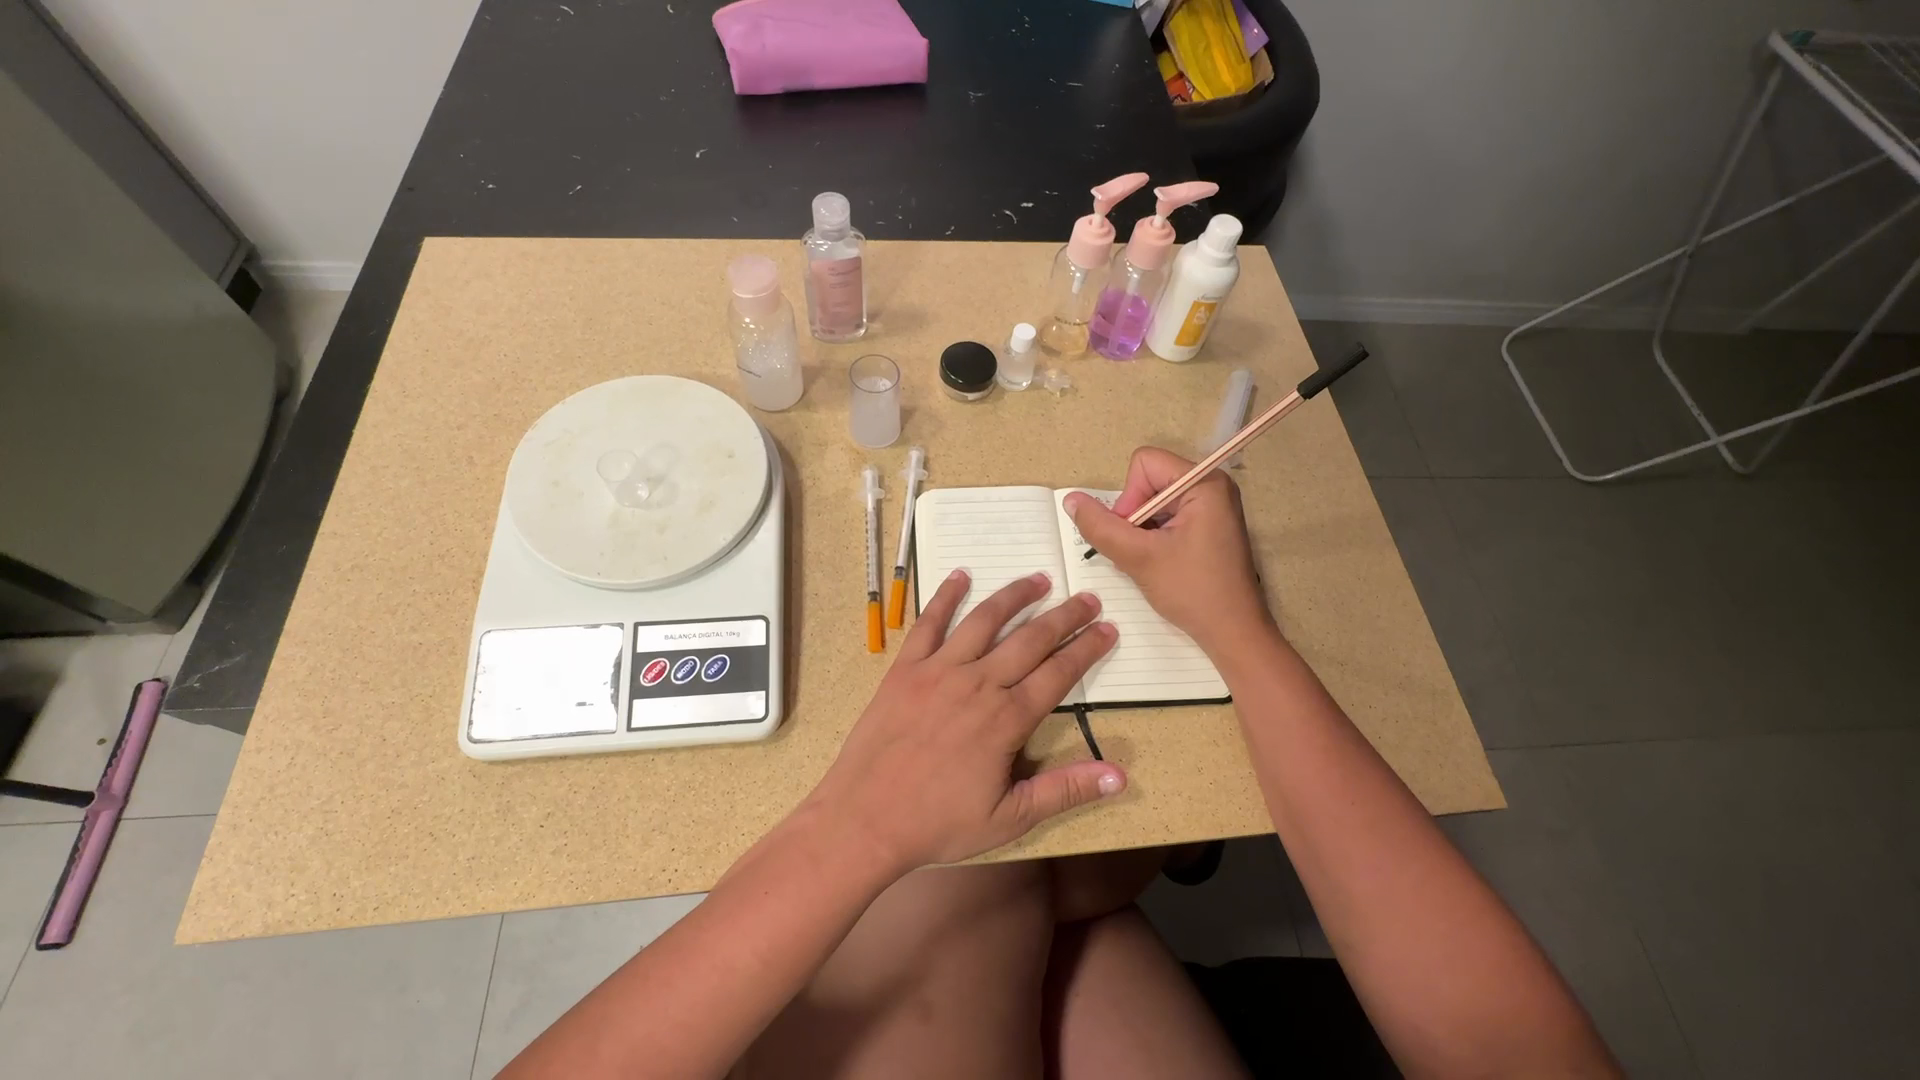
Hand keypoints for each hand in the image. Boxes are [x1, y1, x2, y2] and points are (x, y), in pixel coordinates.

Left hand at [806, 570, 1124, 874]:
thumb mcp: (1010, 818)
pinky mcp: (905, 670)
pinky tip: (961, 576)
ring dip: (1015, 596)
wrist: (864, 819)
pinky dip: (946, 597)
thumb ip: (1065, 790)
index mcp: (1006, 719)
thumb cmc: (938, 824)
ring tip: (1038, 579)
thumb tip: (1120, 776)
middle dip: (1064, 616)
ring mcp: (938, 671)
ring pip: (984, 622)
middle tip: (1088, 598)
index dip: (1087, 649)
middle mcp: (977, 684)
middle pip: (1030, 639)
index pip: (1059, 673)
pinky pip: (928, 624)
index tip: (1108, 629)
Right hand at [1065, 446, 1271, 652]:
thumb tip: (1071, 500)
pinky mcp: (1209, 526)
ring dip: (1141, 531)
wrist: (1233, 632)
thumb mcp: (1138, 558)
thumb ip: (1100, 527)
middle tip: (1139, 551)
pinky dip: (1153, 538)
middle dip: (1134, 516)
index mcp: (1204, 483)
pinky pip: (1168, 517)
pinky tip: (1158, 564)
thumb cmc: (1192, 591)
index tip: (1134, 535)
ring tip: (1150, 562)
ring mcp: (1213, 507)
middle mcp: (1212, 486)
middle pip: (1149, 482)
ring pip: (1154, 503)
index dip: (1129, 497)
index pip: (1144, 464)